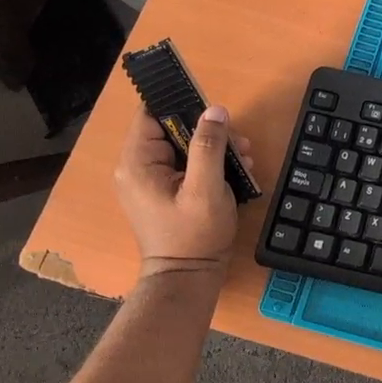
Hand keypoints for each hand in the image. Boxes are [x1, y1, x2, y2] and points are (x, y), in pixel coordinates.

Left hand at [114, 106, 254, 279]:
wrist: (188, 279)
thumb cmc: (193, 235)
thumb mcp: (205, 188)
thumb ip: (209, 146)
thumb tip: (215, 110)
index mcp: (137, 163)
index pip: (150, 114)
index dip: (179, 103)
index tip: (210, 105)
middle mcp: (138, 167)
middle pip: (172, 128)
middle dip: (208, 130)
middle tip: (239, 141)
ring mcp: (151, 179)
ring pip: (184, 144)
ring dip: (215, 146)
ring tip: (243, 157)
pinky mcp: (165, 190)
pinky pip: (187, 162)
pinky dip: (210, 161)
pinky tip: (236, 168)